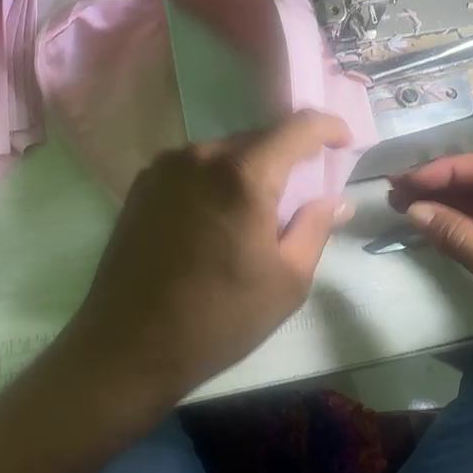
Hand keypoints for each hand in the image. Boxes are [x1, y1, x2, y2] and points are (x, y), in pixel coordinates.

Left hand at [63, 110, 354, 399]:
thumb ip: (315, 227)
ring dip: (247, 171)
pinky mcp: (142, 183)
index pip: (297, 127)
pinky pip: (193, 167)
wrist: (128, 345)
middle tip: (301, 194)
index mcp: (243, 175)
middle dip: (286, 158)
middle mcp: (202, 155)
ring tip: (253, 215)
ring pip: (224, 153)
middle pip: (259, 139)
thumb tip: (335, 198)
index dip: (328, 127)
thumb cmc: (218, 318)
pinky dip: (214, 181)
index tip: (344, 142)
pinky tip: (213, 221)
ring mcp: (166, 166)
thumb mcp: (286, 281)